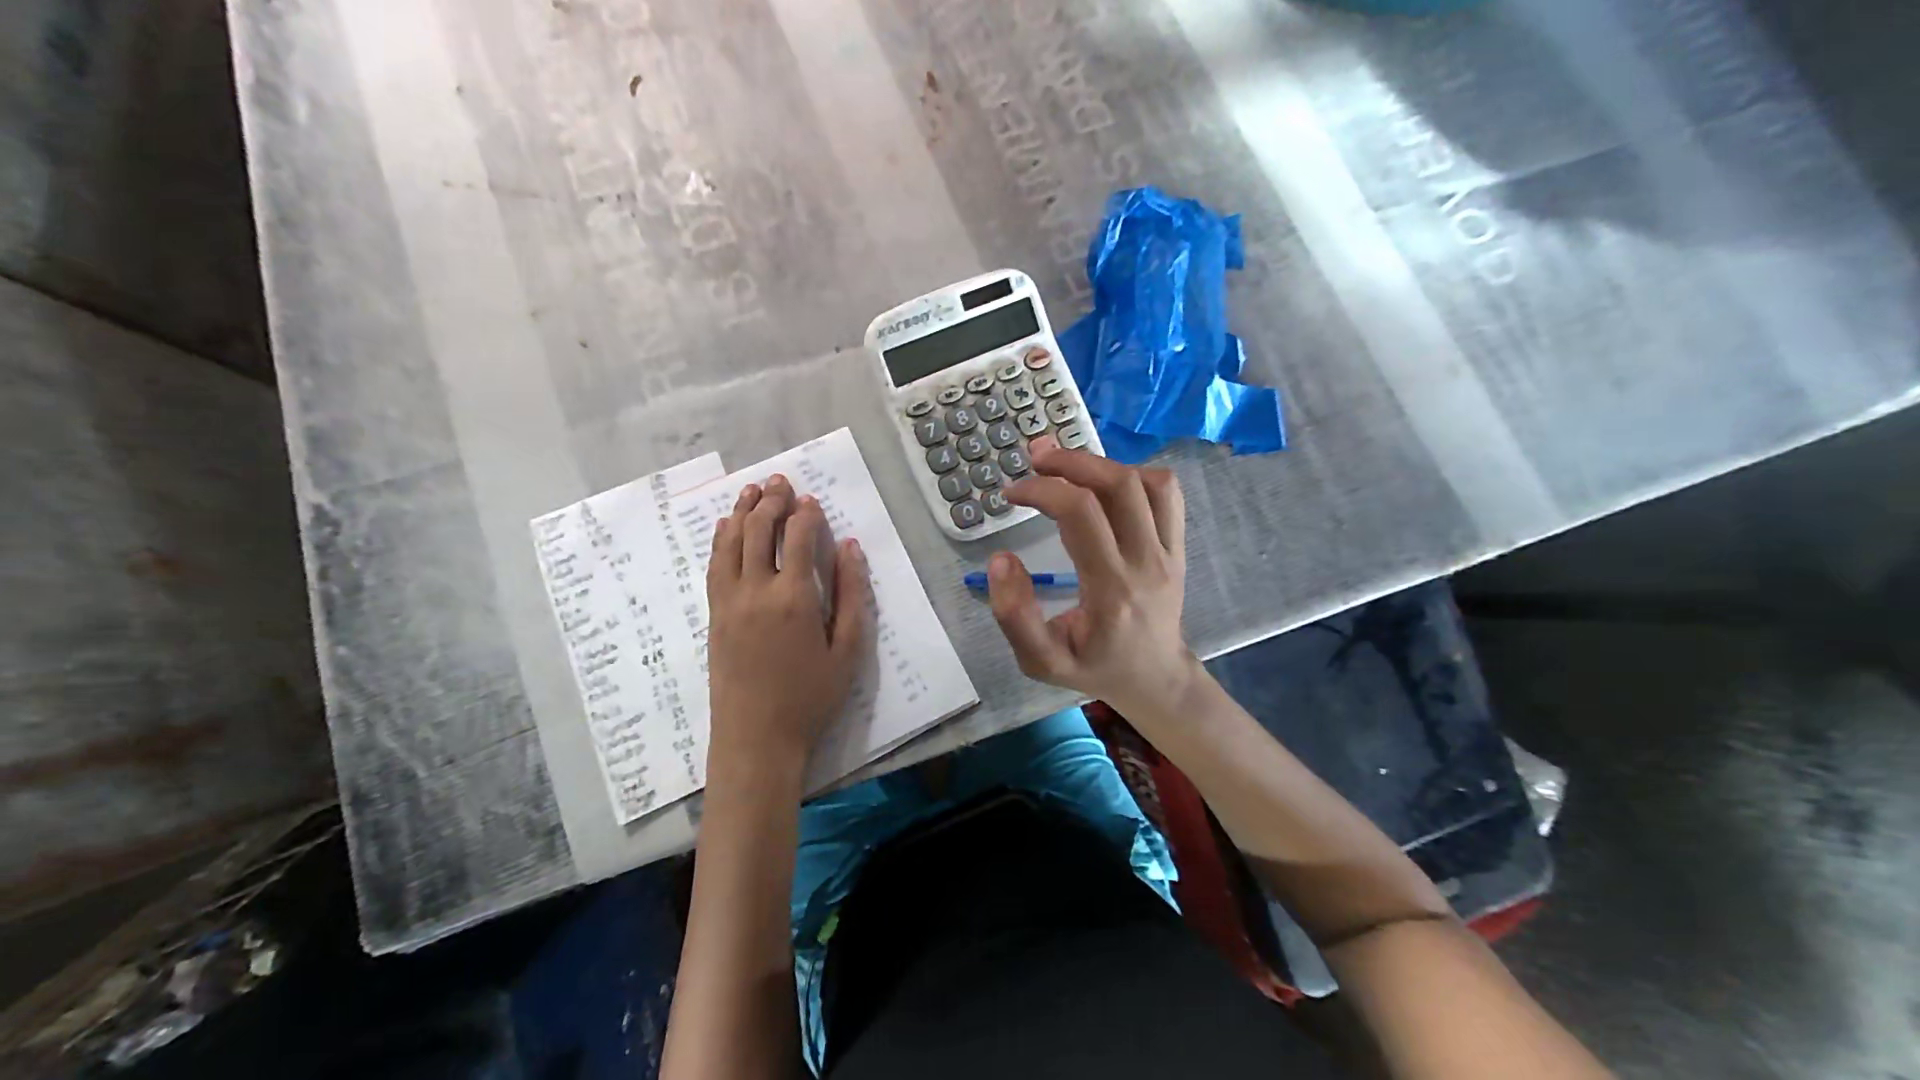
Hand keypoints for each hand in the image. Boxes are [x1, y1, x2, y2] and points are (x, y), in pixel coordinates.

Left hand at [705, 474, 870, 781]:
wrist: (756, 738)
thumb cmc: (810, 697)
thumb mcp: (847, 650)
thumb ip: (851, 595)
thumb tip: (850, 547)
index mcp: (794, 597)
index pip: (798, 538)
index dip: (806, 514)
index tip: (812, 500)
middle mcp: (756, 590)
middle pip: (759, 531)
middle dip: (772, 501)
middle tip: (781, 481)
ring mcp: (729, 601)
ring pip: (731, 542)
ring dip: (742, 511)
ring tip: (753, 488)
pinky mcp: (714, 615)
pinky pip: (714, 565)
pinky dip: (721, 538)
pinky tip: (726, 525)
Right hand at [988, 444, 1198, 717]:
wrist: (1155, 679)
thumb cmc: (1093, 668)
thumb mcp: (1042, 661)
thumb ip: (1015, 616)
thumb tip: (1001, 559)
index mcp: (1110, 590)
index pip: (1080, 514)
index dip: (1041, 490)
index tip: (1011, 494)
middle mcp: (1146, 562)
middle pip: (1118, 484)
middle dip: (1070, 461)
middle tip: (1035, 460)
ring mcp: (1169, 551)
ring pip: (1148, 481)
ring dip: (1102, 465)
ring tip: (1067, 468)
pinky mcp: (1178, 545)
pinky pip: (1166, 492)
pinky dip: (1133, 475)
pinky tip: (1103, 485)